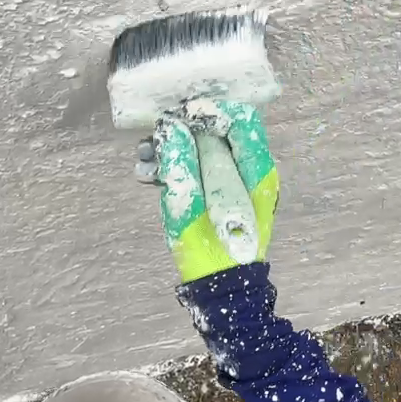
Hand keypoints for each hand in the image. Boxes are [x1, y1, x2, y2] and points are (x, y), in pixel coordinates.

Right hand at [137, 98, 278, 282]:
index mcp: (256, 172)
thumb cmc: (210, 252)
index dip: (211, 112)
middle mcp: (249, 172)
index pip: (241, 121)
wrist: (220, 289)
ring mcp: (234, 184)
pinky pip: (197, 169)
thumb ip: (183, 164)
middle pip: (219, 133)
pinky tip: (148, 173)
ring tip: (144, 155)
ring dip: (173, 148)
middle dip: (185, 130)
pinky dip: (175, 167)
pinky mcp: (217, 195)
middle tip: (156, 132)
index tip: (180, 114)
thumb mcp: (190, 207)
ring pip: (203, 149)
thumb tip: (173, 129)